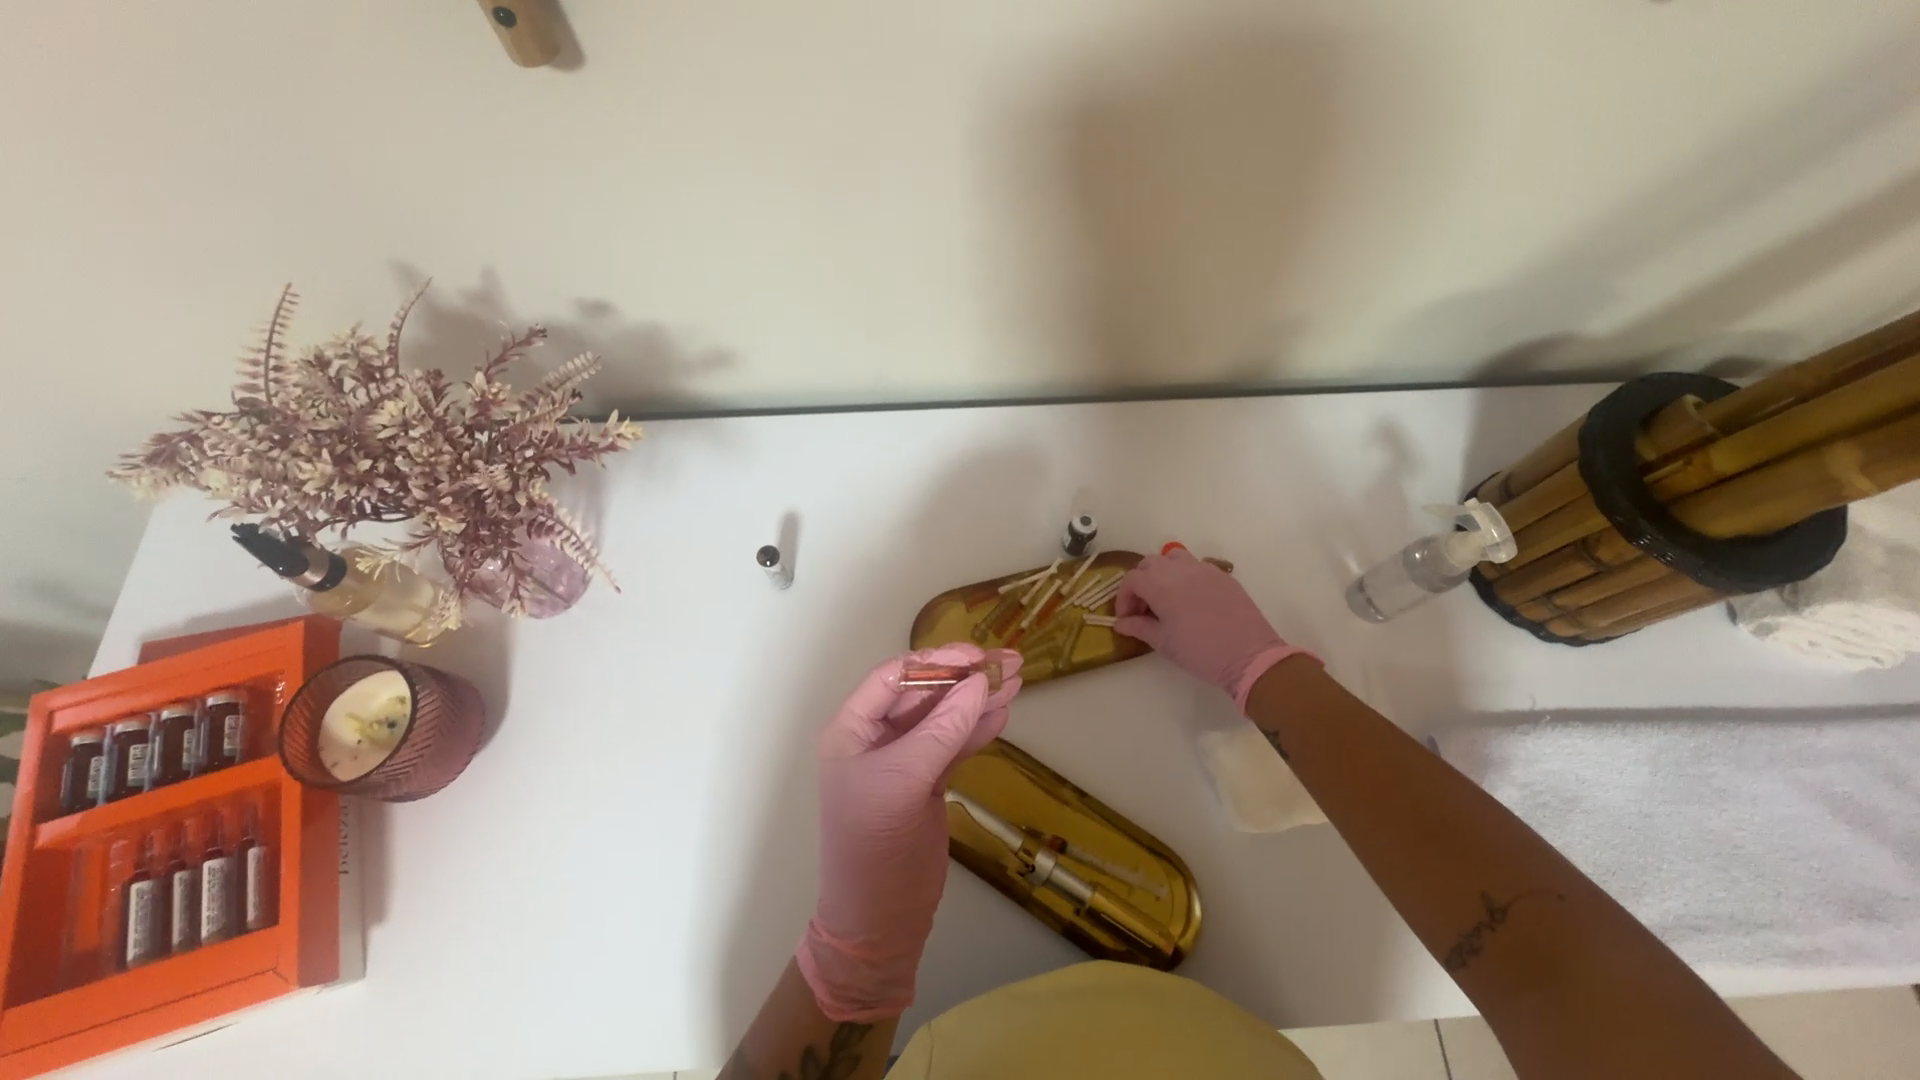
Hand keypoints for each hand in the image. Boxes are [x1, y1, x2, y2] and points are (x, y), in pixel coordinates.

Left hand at [796, 643, 1022, 1021]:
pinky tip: (1003, 713)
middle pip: (923, 693)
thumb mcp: (902, 783)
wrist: (880, 921)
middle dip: (964, 676)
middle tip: (1009, 661)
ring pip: (944, 717)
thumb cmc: (874, 847)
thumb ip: (941, 731)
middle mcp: (875, 738)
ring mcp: (904, 761)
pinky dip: (978, 728)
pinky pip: (954, 744)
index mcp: (851, 730)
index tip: (976, 655)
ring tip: (1017, 679)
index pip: (893, 678)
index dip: (934, 660)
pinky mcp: (927, 782)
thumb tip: (979, 683)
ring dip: (978, 699)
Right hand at [1115, 546, 1315, 711]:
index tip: (1127, 618)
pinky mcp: (1223, 576)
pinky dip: (1186, 576)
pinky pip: (1197, 566)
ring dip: (1163, 573)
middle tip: (1144, 609)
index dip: (1124, 598)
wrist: (1249, 656)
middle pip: (1150, 564)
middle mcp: (1181, 570)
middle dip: (1141, 583)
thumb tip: (1122, 623)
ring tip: (1166, 598)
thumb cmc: (1200, 652)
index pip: (1132, 579)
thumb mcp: (1164, 643)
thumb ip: (1139, 628)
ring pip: (1174, 558)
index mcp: (1161, 585)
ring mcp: (1205, 569)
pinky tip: (1192, 601)